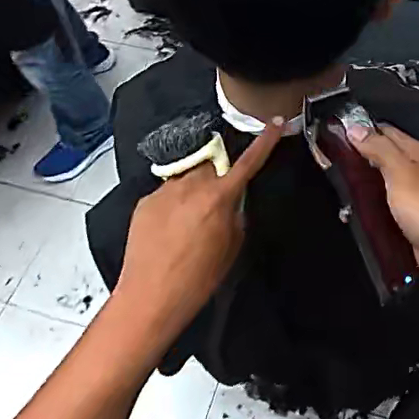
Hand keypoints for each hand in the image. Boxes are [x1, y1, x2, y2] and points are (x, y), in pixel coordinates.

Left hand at [115, 121, 283, 327]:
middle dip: (216, 175)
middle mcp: (190, 186)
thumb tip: (231, 201)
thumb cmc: (199, 277)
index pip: (248, 162)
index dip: (264, 141)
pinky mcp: (143, 203)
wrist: (150, 297)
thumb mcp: (232, 245)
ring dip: (193, 191)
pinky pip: (167, 194)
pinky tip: (170, 231)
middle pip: (210, 165)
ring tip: (189, 223)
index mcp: (218, 197)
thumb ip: (235, 214)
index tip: (274, 122)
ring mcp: (163, 192)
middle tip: (216, 202)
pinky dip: (173, 205)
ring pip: (187, 179)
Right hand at [346, 123, 418, 277]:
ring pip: (381, 178)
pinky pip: (384, 201)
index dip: (360, 129)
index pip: (384, 130)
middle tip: (333, 161)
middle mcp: (416, 168)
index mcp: (416, 152)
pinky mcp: (408, 213)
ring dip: (363, 181)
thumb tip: (356, 129)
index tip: (335, 134)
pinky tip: (357, 207)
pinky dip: (371, 202)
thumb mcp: (400, 172)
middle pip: (382, 154)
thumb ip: (379, 149)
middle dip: (358, 156)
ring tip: (340, 184)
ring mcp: (412, 192)